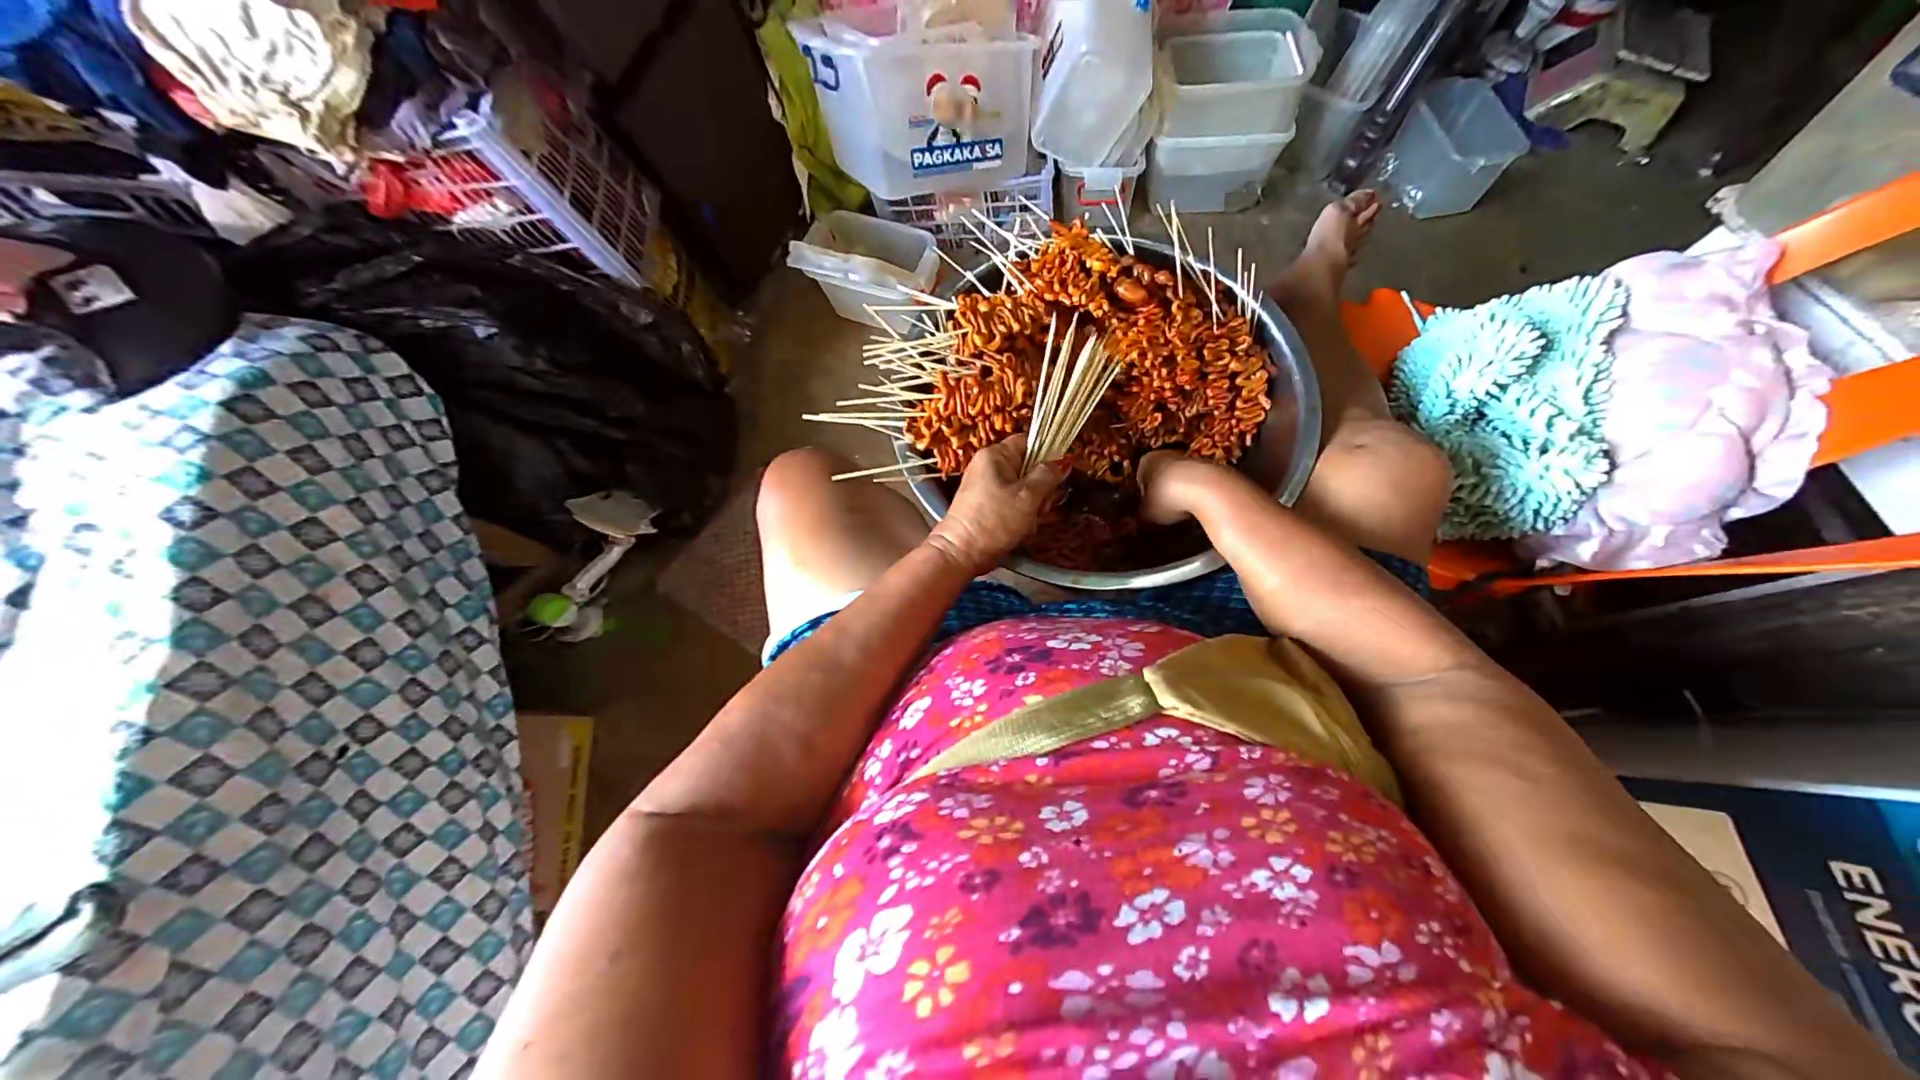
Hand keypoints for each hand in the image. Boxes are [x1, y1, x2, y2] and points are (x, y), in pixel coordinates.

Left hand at [925, 435, 1062, 574]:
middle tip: (1041, 505)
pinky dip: (1020, 516)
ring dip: (1032, 506)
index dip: (1048, 453)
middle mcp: (989, 466)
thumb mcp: (1028, 496)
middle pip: (1028, 467)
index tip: (1060, 473)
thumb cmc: (995, 520)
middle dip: (1041, 488)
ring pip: (1023, 489)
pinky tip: (1020, 529)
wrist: (961, 553)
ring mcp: (986, 486)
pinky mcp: (986, 506)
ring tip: (1028, 522)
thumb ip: (1048, 476)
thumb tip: (1062, 461)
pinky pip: (1012, 504)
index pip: (1029, 441)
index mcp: (995, 455)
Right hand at [1137, 450, 1238, 524]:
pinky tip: (1196, 504)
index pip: (1140, 477)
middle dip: (1162, 489)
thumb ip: (1144, 511)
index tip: (1148, 506)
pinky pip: (1196, 480)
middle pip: (1160, 474)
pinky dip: (1195, 490)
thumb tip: (1145, 514)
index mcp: (1145, 461)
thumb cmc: (1167, 498)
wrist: (1205, 488)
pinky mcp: (1209, 465)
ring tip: (1181, 509)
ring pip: (1179, 476)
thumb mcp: (1148, 512)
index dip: (1143, 494)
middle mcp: (1165, 454)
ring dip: (1180, 490)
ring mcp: (1189, 457)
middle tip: (1163, 508)